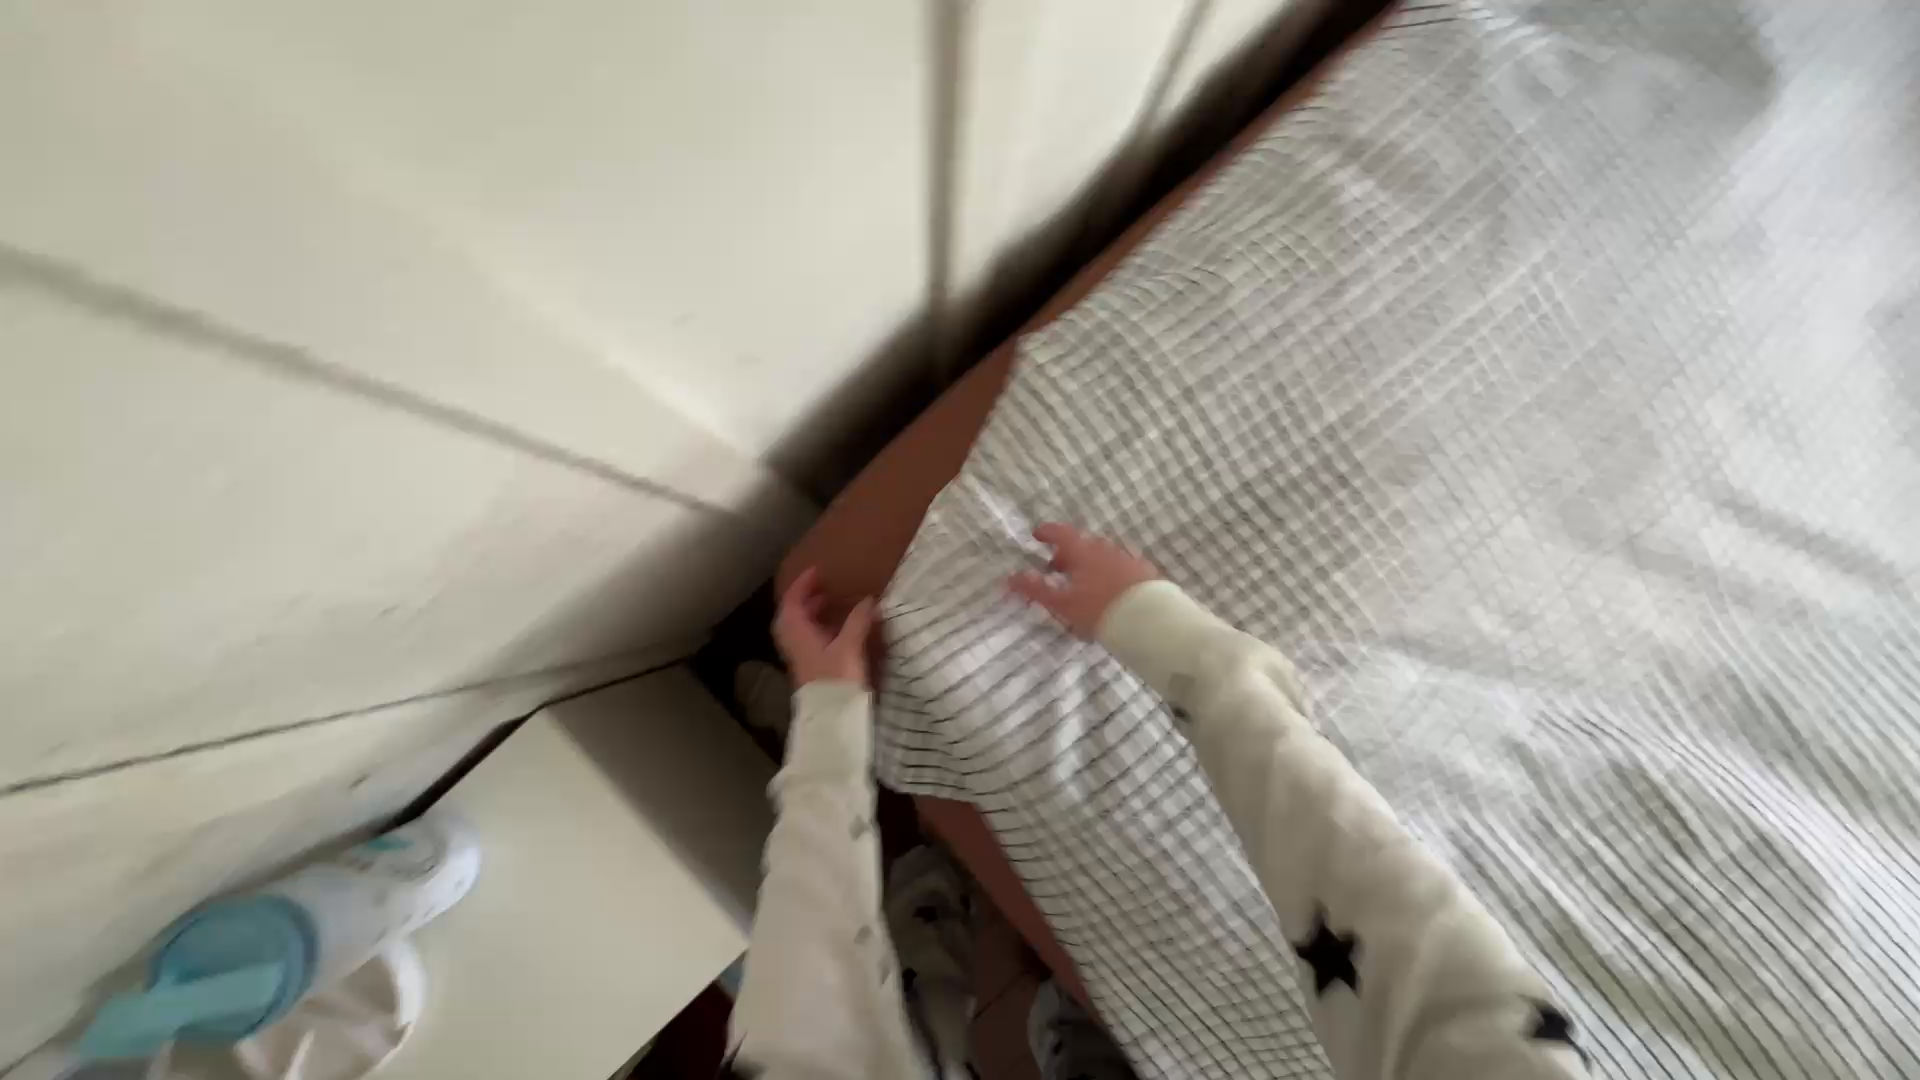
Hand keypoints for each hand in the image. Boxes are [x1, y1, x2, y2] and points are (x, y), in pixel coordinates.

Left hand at [774, 567, 876, 687]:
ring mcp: (800, 657)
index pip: (792, 602)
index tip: (815, 571)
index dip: (802, 584)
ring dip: (810, 613)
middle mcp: (794, 643)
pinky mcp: (810, 668)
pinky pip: (808, 640)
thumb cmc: (836, 680)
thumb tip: (869, 600)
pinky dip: (817, 628)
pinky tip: (835, 630)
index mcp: (797, 633)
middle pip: (792, 615)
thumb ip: (858, 621)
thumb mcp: (849, 646)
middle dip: (804, 598)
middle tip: (822, 586)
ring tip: (829, 603)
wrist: (830, 717)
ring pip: (799, 628)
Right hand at [1008, 523, 1161, 638]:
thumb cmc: (1100, 610)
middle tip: (1056, 569)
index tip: (1037, 535)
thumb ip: (1037, 589)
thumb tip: (1010, 576)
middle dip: (1067, 554)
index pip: (1061, 533)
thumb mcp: (1063, 603)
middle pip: (1082, 545)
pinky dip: (1108, 572)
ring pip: (1102, 556)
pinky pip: (1120, 567)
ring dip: (1089, 564)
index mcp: (1083, 552)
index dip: (1047, 532)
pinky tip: (1109, 590)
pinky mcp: (1145, 573)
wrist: (1150, 620)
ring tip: (1082, 583)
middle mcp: (1106, 549)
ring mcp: (1128, 559)